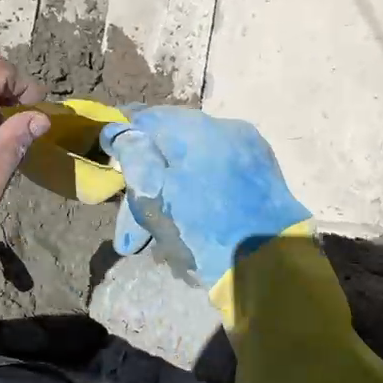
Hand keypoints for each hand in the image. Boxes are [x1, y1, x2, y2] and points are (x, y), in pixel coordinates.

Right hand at [100, 107, 310, 287]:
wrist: (270, 265)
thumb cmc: (199, 227)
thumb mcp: (151, 192)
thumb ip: (131, 154)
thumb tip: (120, 130)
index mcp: (195, 127)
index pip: (147, 118)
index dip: (125, 141)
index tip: (113, 167)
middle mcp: (225, 128)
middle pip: (172, 148)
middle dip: (148, 185)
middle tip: (131, 229)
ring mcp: (249, 152)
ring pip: (194, 168)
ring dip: (172, 197)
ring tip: (158, 239)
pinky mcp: (265, 177)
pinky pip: (219, 179)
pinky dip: (200, 198)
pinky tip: (190, 229)